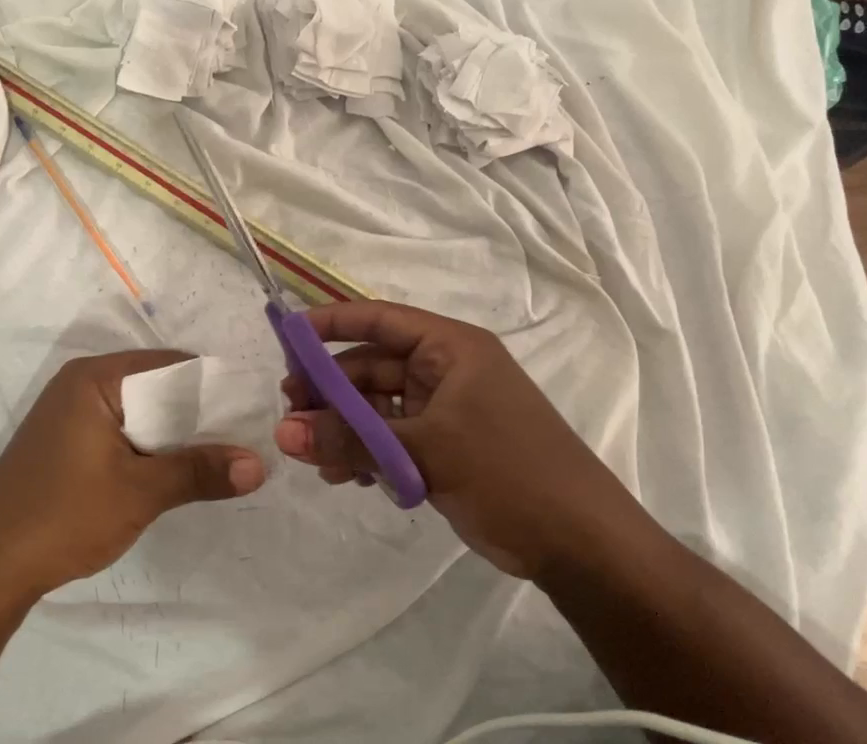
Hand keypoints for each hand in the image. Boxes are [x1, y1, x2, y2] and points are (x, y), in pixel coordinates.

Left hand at [0, 350, 265, 598]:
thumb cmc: (66, 515)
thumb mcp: (140, 492)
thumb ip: (199, 471)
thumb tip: (259, 464)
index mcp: (93, 379)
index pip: (168, 365)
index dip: (211, 387)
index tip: (252, 412)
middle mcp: (77, 384)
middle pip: (152, 387)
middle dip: (195, 415)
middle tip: (244, 440)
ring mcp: (65, 414)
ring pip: (135, 413)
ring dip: (171, 436)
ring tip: (218, 459)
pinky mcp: (61, 442)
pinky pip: (116, 431)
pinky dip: (145, 447)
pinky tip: (171, 473)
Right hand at [272, 300, 646, 578]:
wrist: (584, 547)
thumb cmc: (510, 473)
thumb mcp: (424, 452)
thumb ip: (349, 440)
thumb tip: (281, 436)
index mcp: (452, 349)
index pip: (379, 319)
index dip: (329, 324)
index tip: (284, 339)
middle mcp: (446, 371)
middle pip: (369, 367)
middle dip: (328, 392)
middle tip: (290, 418)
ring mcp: (445, 411)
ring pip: (374, 407)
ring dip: (342, 429)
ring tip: (313, 459)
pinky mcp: (444, 448)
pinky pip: (389, 439)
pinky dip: (363, 453)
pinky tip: (343, 477)